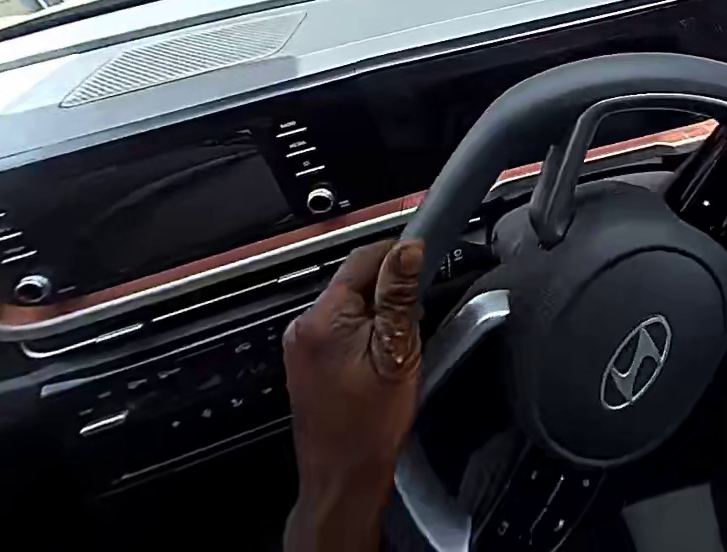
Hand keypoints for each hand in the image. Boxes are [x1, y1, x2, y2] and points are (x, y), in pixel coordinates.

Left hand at [282, 239, 426, 551]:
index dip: (398, 254)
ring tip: (400, 335)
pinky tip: (382, 349)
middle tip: (416, 312)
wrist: (345, 478)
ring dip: (380, 306)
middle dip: (390, 287)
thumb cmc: (370, 422)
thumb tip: (408, 248)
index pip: (364, 256)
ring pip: (352, 299)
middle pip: (357, 277)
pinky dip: (367, 325)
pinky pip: (343, 321)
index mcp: (323, 317)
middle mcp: (304, 324)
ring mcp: (302, 342)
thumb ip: (400, 294)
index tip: (423, 262)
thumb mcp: (397, 349)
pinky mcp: (308, 357)